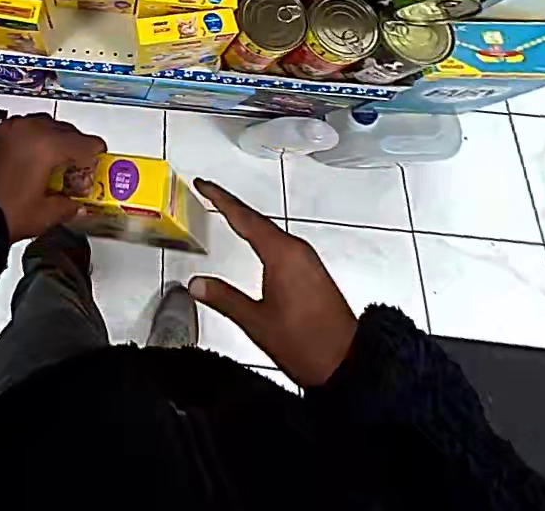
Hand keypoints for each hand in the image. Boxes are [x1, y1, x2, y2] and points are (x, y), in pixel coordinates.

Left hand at [0, 114, 104, 241]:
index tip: (95, 169)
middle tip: (75, 172)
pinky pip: (23, 130)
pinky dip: (31, 141)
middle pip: (67, 131)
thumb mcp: (42, 216)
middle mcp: (33, 128)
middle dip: (75, 149)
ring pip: (44, 126)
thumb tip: (75, 205)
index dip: (95, 157)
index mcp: (51, 145)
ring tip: (50, 165)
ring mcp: (12, 128)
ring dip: (53, 141)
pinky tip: (28, 162)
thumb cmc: (0, 212)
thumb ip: (66, 206)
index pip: (87, 143)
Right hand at [187, 179, 357, 387]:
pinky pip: (280, 240)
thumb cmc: (305, 344)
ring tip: (225, 210)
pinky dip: (261, 233)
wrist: (348, 362)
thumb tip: (196, 283)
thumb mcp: (257, 323)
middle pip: (256, 218)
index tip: (203, 184)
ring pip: (270, 229)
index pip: (244, 217)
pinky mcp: (311, 268)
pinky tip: (254, 239)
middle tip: (208, 191)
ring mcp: (306, 257)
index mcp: (281, 254)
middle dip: (230, 204)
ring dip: (246, 218)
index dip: (220, 198)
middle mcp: (296, 248)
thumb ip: (225, 299)